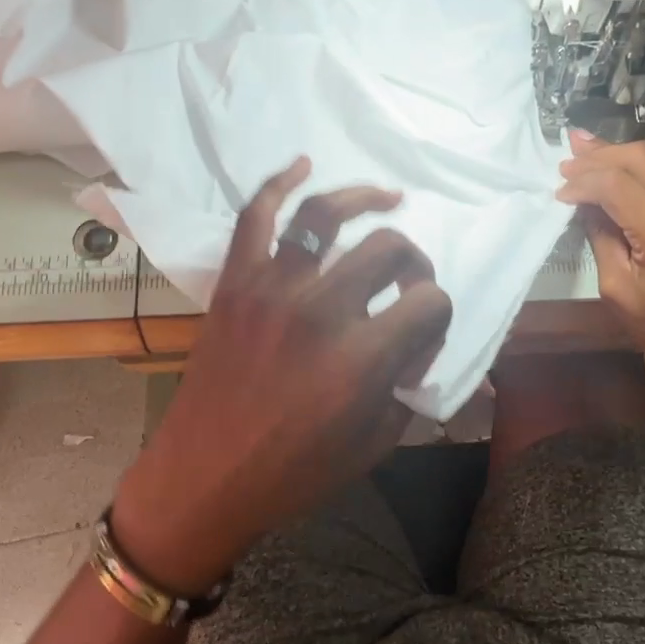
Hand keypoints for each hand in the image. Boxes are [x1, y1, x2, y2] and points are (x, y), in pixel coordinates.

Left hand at [110, 157, 452, 594]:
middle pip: (389, 249)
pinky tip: (303, 165)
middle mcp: (321, 310)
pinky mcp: (235, 283)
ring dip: (365, 197)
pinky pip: (255, 215)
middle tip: (407, 284)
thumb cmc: (294, 472)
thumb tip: (421, 347)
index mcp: (361, 358)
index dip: (439, 316)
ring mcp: (272, 289)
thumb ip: (408, 388)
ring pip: (325, 215)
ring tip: (388, 198)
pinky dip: (279, 181)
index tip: (423, 335)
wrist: (204, 478)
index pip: (430, 302)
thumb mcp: (374, 443)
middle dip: (414, 263)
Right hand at [555, 130, 644, 399]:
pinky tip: (633, 170)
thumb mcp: (620, 292)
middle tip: (569, 157)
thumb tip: (588, 204)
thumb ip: (603, 239)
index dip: (582, 180)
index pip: (616, 184)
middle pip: (642, 158)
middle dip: (601, 155)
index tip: (559, 190)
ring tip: (593, 154)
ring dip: (626, 155)